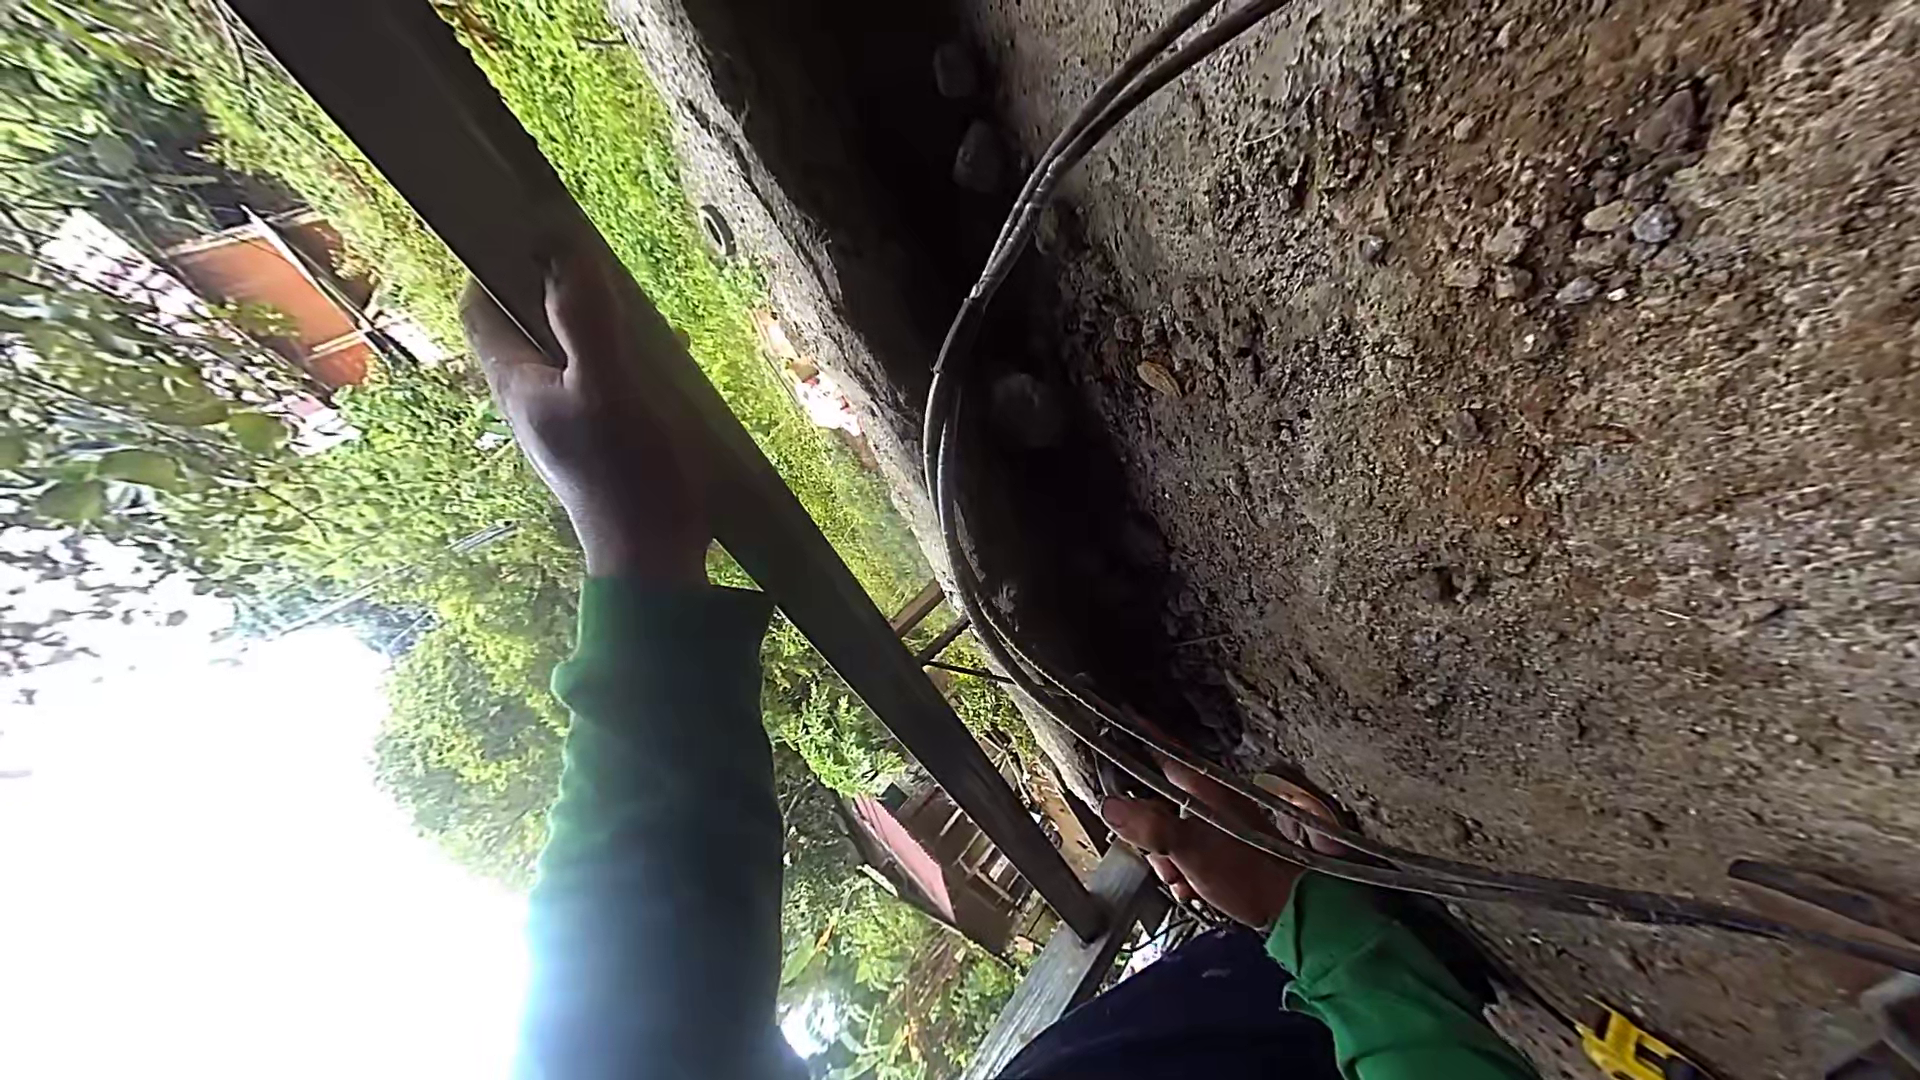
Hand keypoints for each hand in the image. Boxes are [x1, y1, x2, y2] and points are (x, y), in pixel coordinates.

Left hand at [460, 253, 708, 582]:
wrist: (654, 552)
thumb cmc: (627, 474)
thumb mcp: (610, 391)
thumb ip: (585, 323)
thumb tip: (563, 249)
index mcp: (517, 383)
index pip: (482, 307)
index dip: (500, 266)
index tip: (543, 241)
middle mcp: (534, 403)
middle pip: (532, 331)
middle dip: (566, 299)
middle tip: (612, 283)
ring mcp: (570, 427)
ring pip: (575, 362)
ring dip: (606, 337)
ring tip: (652, 329)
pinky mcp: (604, 447)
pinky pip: (609, 391)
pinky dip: (631, 372)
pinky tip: (668, 377)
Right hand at [1101, 758, 1345, 928]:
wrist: (1296, 910)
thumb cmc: (1248, 873)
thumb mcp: (1189, 849)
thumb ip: (1149, 827)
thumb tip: (1110, 806)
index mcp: (1203, 786)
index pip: (1165, 750)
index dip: (1142, 735)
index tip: (1123, 719)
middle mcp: (1212, 796)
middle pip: (1160, 798)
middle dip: (1150, 828)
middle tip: (1157, 854)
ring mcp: (1220, 820)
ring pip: (1173, 826)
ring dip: (1167, 854)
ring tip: (1180, 877)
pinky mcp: (1227, 845)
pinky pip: (1189, 846)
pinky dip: (1184, 866)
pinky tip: (1190, 885)